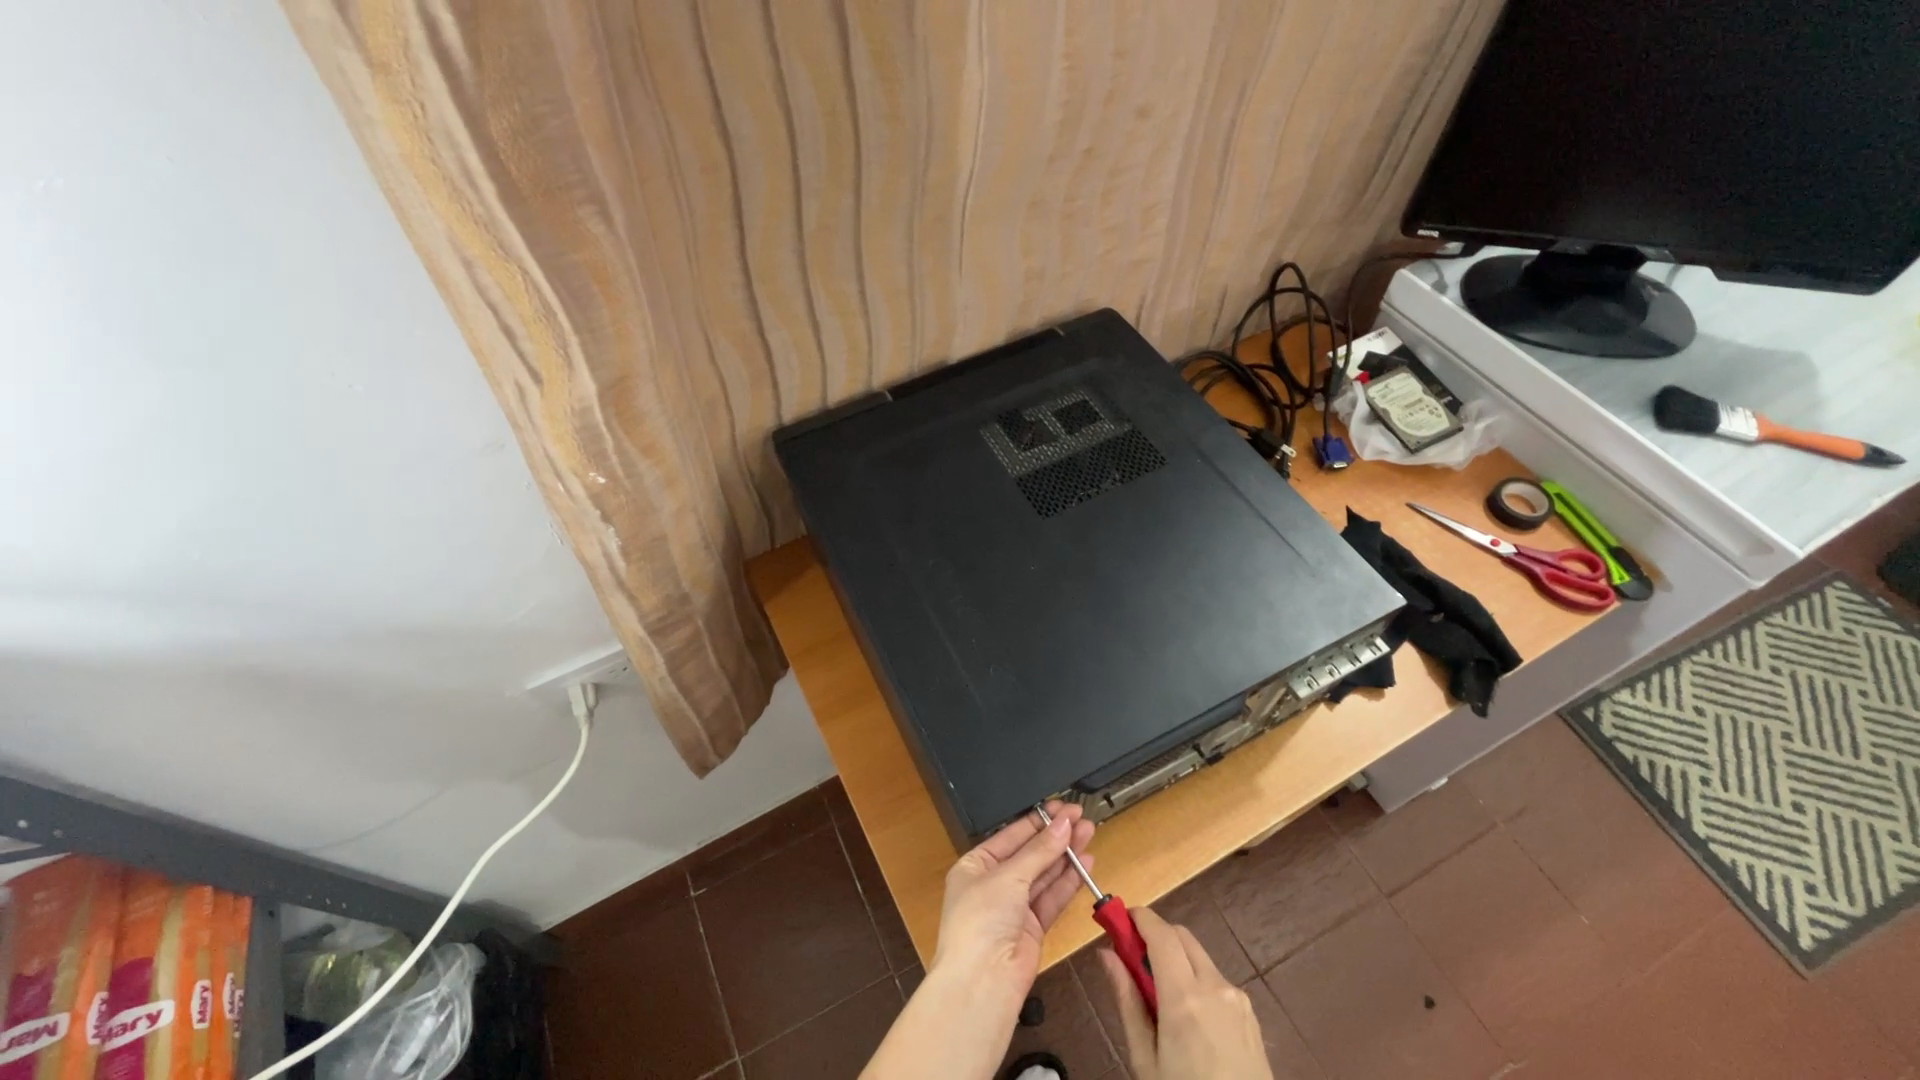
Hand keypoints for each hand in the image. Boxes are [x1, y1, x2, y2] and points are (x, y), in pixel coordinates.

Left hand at [930, 800, 1094, 994]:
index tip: (1061, 807)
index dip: (1037, 822)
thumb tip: (1064, 823)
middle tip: (1081, 816)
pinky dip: (1069, 880)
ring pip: (1044, 874)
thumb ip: (1040, 850)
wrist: (982, 979)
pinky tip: (1085, 861)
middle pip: (1030, 854)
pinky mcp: (1032, 927)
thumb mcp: (1008, 876)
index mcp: (975, 866)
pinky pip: (1052, 897)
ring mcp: (1013, 906)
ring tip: (1089, 832)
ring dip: (1066, 854)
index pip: (1010, 836)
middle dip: (1056, 836)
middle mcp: (993, 884)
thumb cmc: (981, 919)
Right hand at [1098, 908, 1272, 1079]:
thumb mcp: (1145, 1059)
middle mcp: (1215, 987)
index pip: (1161, 934)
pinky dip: (1198, 981)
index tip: (1119, 918)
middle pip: (1182, 937)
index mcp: (1185, 997)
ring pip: (1200, 958)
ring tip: (1160, 999)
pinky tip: (1190, 1019)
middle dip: (1156, 936)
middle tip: (1133, 960)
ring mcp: (1238, 999)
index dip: (1139, 918)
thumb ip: (1127, 1001)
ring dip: (1177, 960)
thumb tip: (1107, 955)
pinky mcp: (1251, 1013)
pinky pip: (1217, 981)